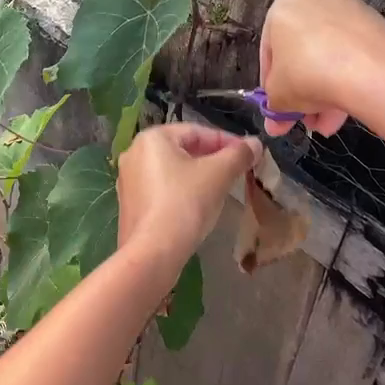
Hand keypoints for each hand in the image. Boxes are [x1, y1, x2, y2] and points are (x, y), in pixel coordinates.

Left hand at [116, 123, 260, 263]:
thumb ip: (238, 155)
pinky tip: (197, 208)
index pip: (196, 131)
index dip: (226, 141)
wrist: (153, 253)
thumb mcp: (218, 175)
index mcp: (153, 137)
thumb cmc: (185, 203)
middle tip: (236, 172)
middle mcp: (135, 152)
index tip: (247, 155)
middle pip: (183, 149)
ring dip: (198, 176)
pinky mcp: (130, 204)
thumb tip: (255, 143)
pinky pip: (161, 189)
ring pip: (172, 170)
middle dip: (212, 159)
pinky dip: (181, 192)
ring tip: (221, 189)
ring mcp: (129, 179)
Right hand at [260, 0, 384, 136]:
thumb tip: (274, 125)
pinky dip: (349, 73)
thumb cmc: (310, 76)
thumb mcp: (280, 97)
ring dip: (327, 87)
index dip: (272, 83)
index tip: (280, 106)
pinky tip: (350, 104)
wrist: (369, 70)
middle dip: (304, 90)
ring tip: (331, 123)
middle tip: (308, 119)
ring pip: (329, 52)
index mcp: (281, 11)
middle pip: (302, 52)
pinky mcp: (371, 19)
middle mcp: (310, 0)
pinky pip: (352, 49)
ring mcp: (344, 8)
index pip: (270, 51)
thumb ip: (273, 107)